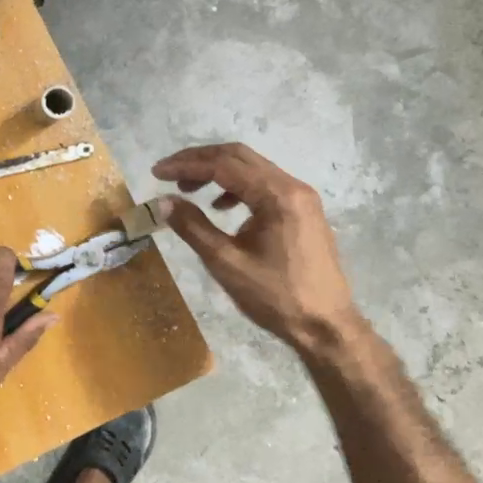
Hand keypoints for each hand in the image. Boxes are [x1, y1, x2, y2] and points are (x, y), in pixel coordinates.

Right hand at [151, 143, 365, 358]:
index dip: (186, 165)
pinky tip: (219, 207)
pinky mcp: (302, 211)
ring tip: (188, 190)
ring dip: (216, 171)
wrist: (326, 326)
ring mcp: (301, 198)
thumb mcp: (226, 262)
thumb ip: (193, 227)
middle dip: (199, 160)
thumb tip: (163, 202)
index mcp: (277, 196)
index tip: (156, 173)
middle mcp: (292, 187)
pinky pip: (263, 184)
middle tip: (168, 173)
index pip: (224, 165)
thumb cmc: (275, 296)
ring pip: (251, 168)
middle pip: (239, 156)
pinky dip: (235, 186)